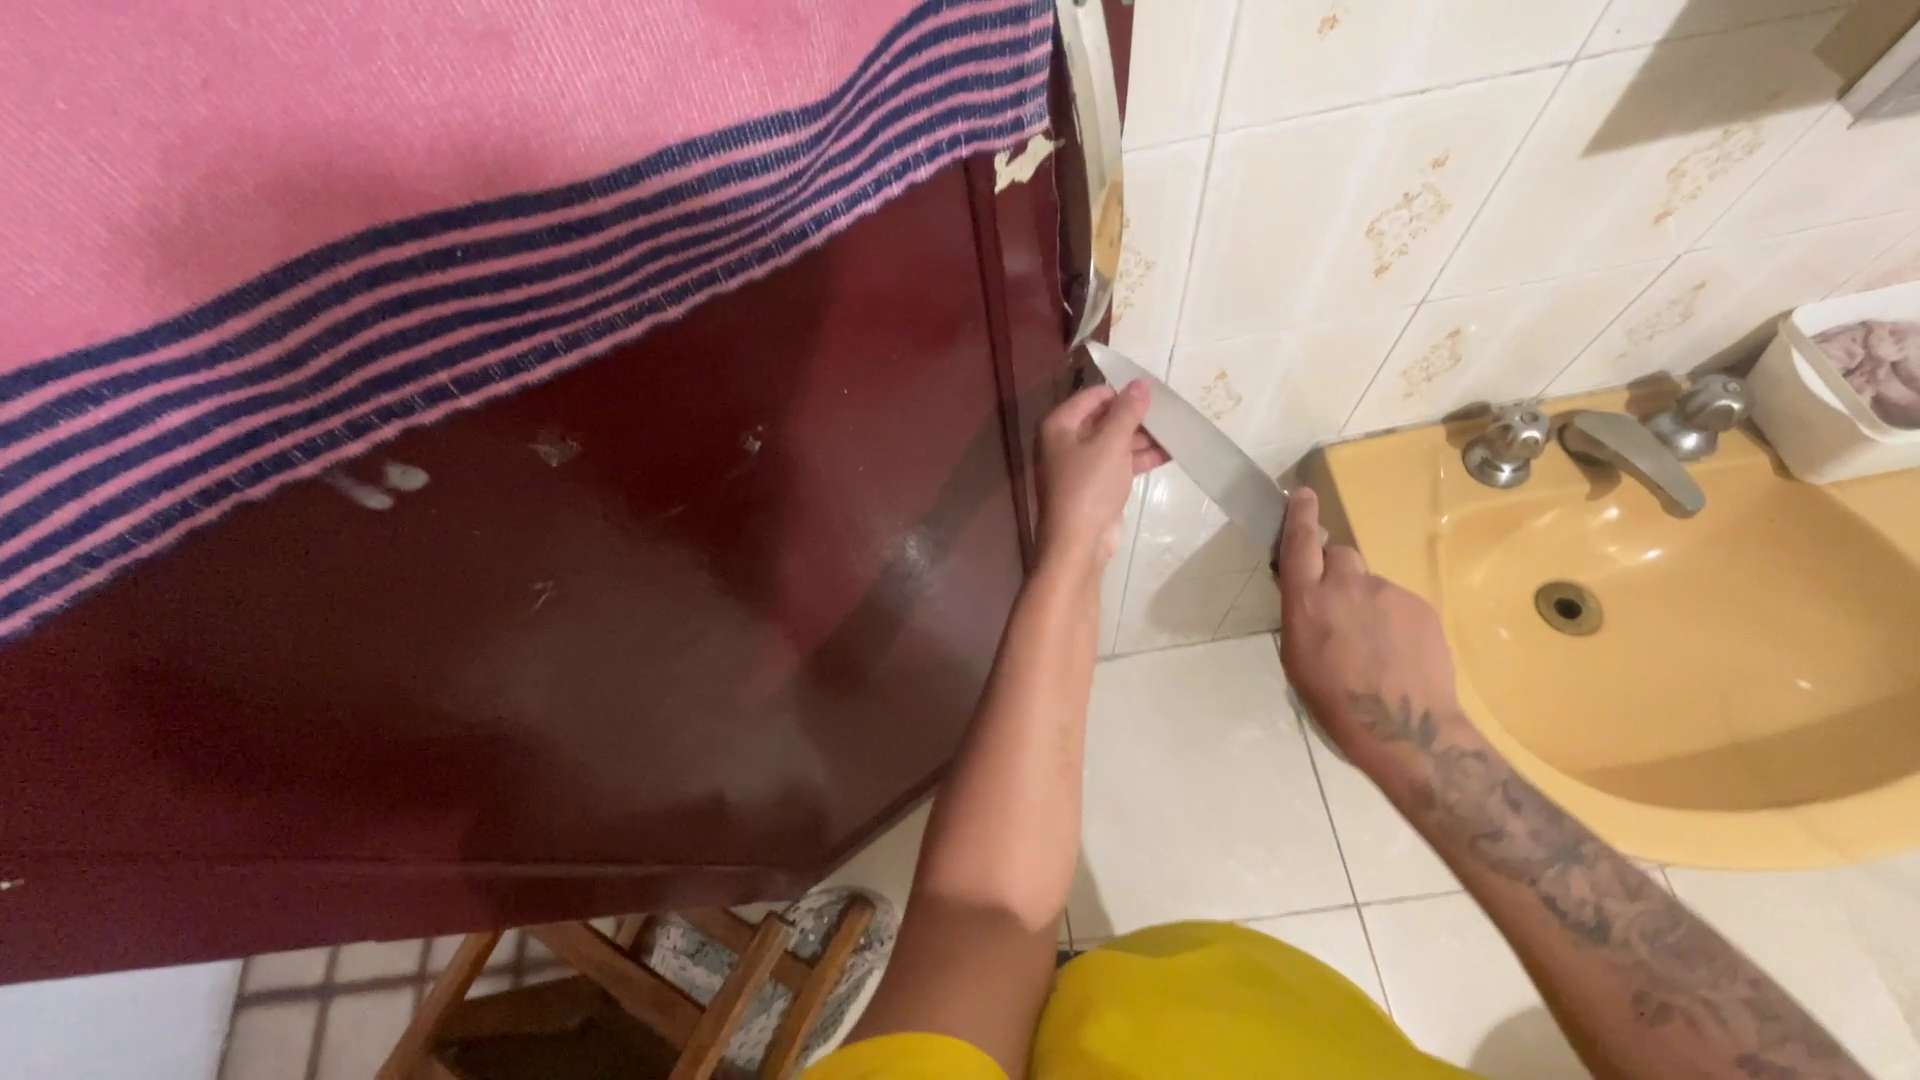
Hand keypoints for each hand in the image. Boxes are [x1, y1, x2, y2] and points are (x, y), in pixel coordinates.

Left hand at [1035, 380, 1167, 573]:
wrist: (1079, 543)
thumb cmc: (1089, 487)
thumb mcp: (1111, 444)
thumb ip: (1128, 412)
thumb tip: (1141, 383)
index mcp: (1059, 425)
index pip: (1094, 396)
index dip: (1122, 392)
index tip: (1154, 391)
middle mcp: (1067, 441)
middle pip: (1106, 419)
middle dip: (1137, 416)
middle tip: (1170, 410)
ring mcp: (1082, 465)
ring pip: (1116, 442)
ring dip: (1144, 438)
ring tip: (1178, 429)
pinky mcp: (1097, 485)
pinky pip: (1121, 463)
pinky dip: (1141, 458)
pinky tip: (1170, 452)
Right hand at [1274, 487, 1459, 752]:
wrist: (1404, 728)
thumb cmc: (1333, 702)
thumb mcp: (1296, 659)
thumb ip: (1301, 617)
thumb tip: (1307, 599)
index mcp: (1306, 600)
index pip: (1299, 543)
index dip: (1299, 515)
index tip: (1302, 494)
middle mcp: (1346, 586)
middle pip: (1340, 554)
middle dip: (1335, 569)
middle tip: (1338, 605)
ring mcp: (1388, 594)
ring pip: (1371, 584)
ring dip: (1366, 602)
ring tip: (1373, 645)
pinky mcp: (1421, 607)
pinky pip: (1399, 603)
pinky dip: (1394, 620)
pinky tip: (1397, 653)